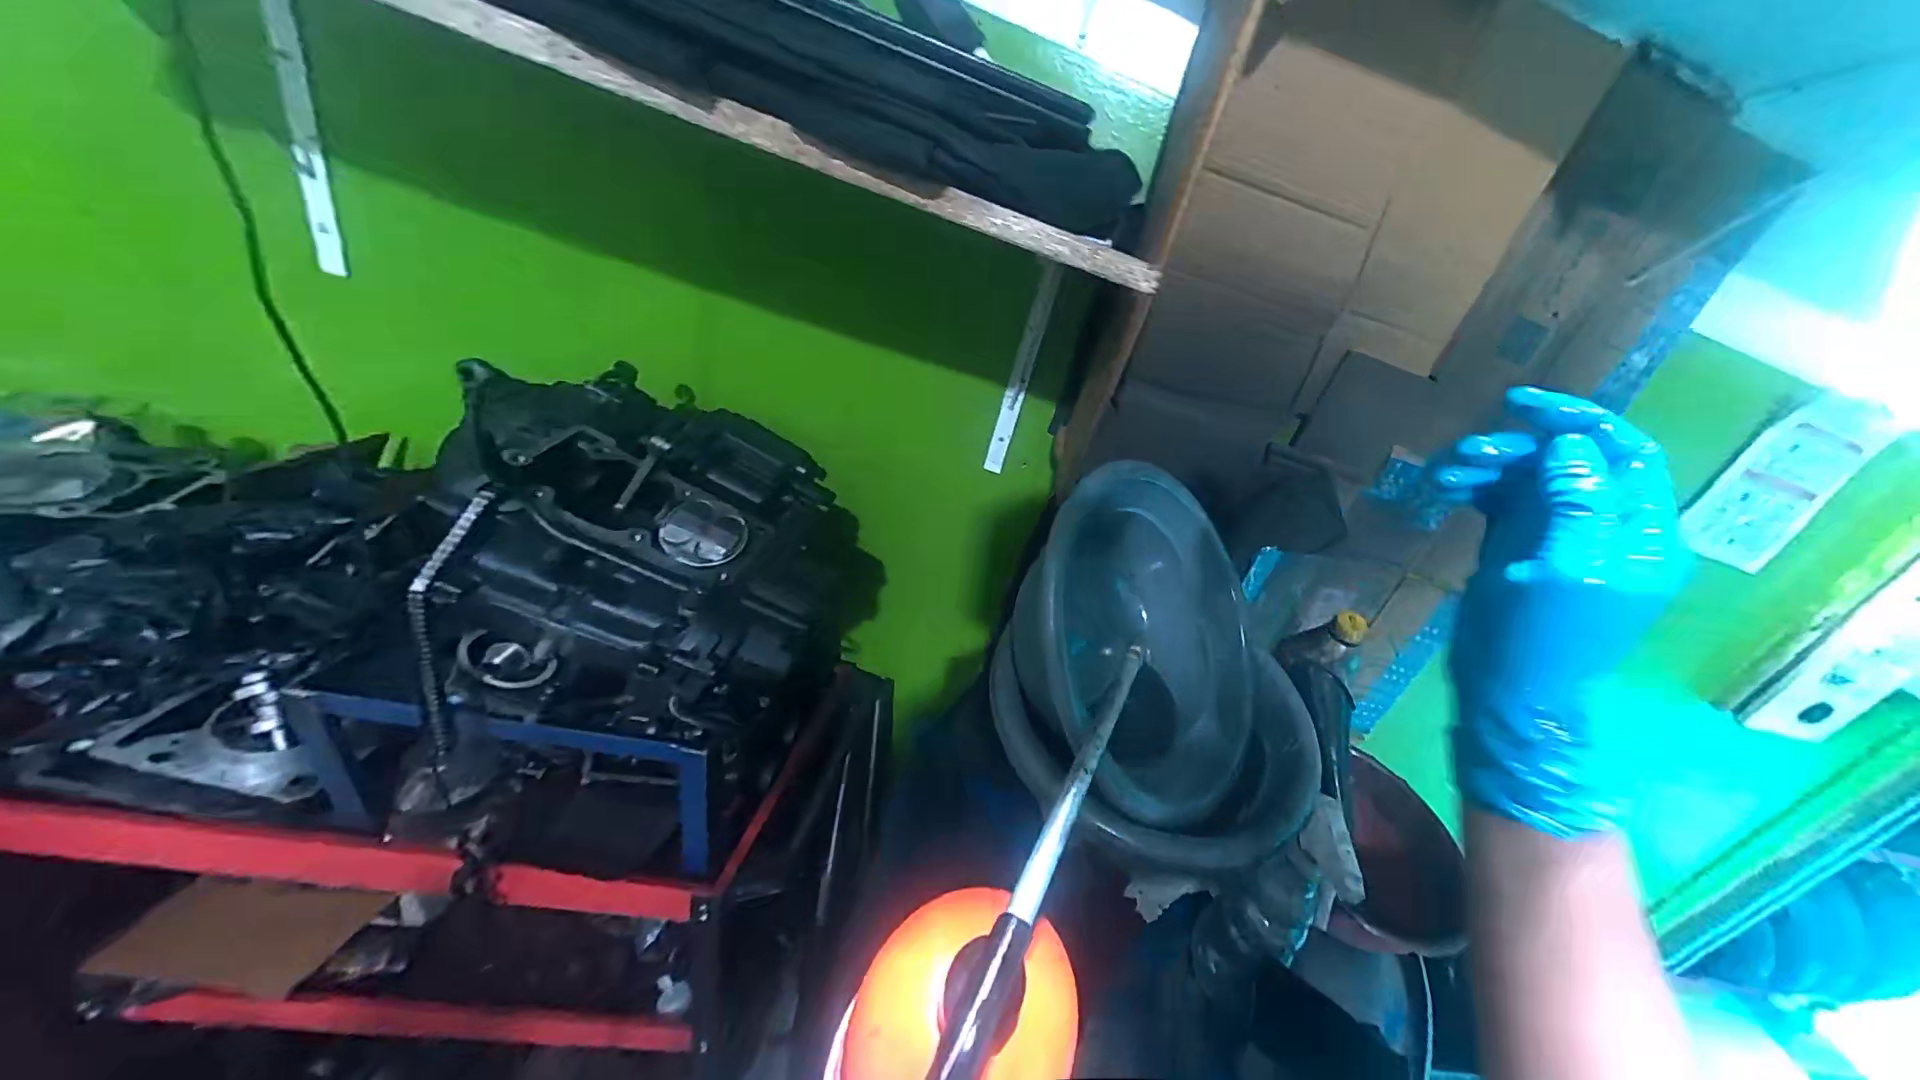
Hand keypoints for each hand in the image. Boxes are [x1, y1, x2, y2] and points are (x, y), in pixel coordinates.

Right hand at [1432, 387, 1688, 837]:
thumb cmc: (1544, 639)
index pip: (1623, 454)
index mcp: (1636, 532)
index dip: (1579, 421)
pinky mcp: (1518, 546)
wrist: (1510, 689)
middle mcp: (1601, 525)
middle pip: (1567, 462)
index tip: (1522, 405)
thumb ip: (1577, 504)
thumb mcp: (1564, 571)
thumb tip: (1569, 445)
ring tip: (1446, 473)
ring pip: (1528, 478)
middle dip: (1518, 449)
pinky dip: (1474, 489)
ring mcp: (1557, 535)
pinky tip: (1446, 490)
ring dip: (1488, 468)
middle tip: (1466, 453)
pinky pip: (1501, 500)